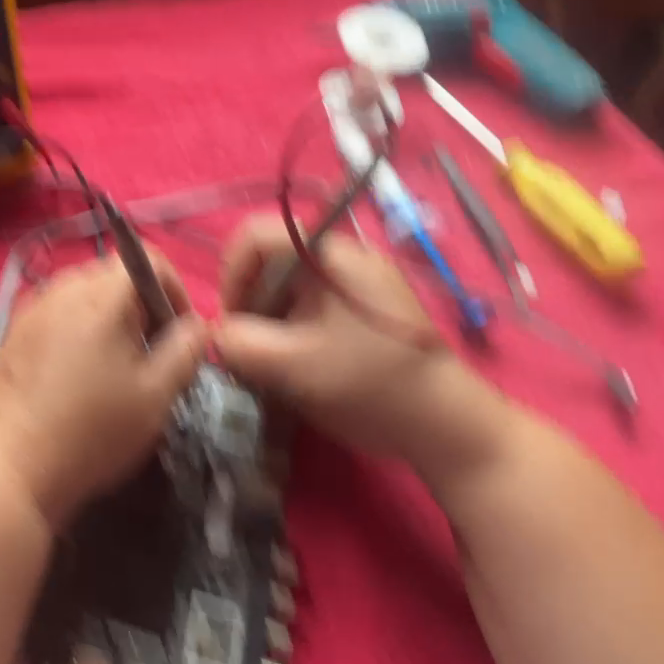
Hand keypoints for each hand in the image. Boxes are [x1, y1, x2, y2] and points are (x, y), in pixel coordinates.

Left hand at [0, 250, 207, 527]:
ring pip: (85, 299)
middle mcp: (62, 288)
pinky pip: (58, 318)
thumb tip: (196, 325)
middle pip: (114, 277)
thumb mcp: (154, 397)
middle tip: (152, 362)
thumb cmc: (88, 431)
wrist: (2, 467)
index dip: (174, 289)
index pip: (146, 257)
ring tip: (115, 377)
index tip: (179, 336)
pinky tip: (77, 384)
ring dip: (110, 325)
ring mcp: (31, 310)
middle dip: (142, 310)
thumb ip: (184, 352)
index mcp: (100, 294)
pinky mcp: (12, 334)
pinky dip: (78, 336)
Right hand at [212, 216, 508, 476]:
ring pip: (284, 287)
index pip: (257, 234)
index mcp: (332, 255)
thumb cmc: (373, 387)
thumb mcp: (296, 367)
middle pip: (269, 261)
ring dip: (266, 322)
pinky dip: (287, 332)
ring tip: (269, 365)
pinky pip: (305, 307)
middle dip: (248, 303)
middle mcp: (342, 259)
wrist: (449, 429)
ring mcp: (352, 286)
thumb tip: (214, 334)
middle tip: (246, 350)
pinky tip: (293, 367)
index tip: (232, 321)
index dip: (232, 272)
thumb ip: (242, 344)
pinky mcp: (358, 312)